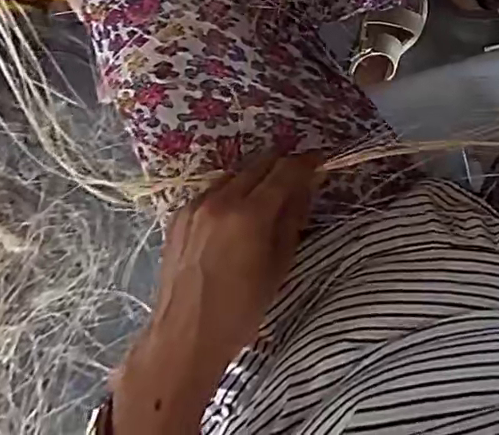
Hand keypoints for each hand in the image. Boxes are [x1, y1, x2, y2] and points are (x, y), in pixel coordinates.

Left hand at [111, 154, 321, 434]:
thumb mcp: (278, 267)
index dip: (305, 163)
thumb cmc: (240, 311)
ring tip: (264, 196)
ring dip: (254, 177)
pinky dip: (229, 193)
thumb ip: (292, 220)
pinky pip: (212, 190)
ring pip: (234, 174)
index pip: (284, 172)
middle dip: (281, 166)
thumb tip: (305, 188)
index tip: (318, 161)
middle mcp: (222, 199)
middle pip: (259, 164)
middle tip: (295, 176)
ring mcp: (197, 203)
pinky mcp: (180, 213)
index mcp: (250, 215)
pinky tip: (233, 213)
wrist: (185, 337)